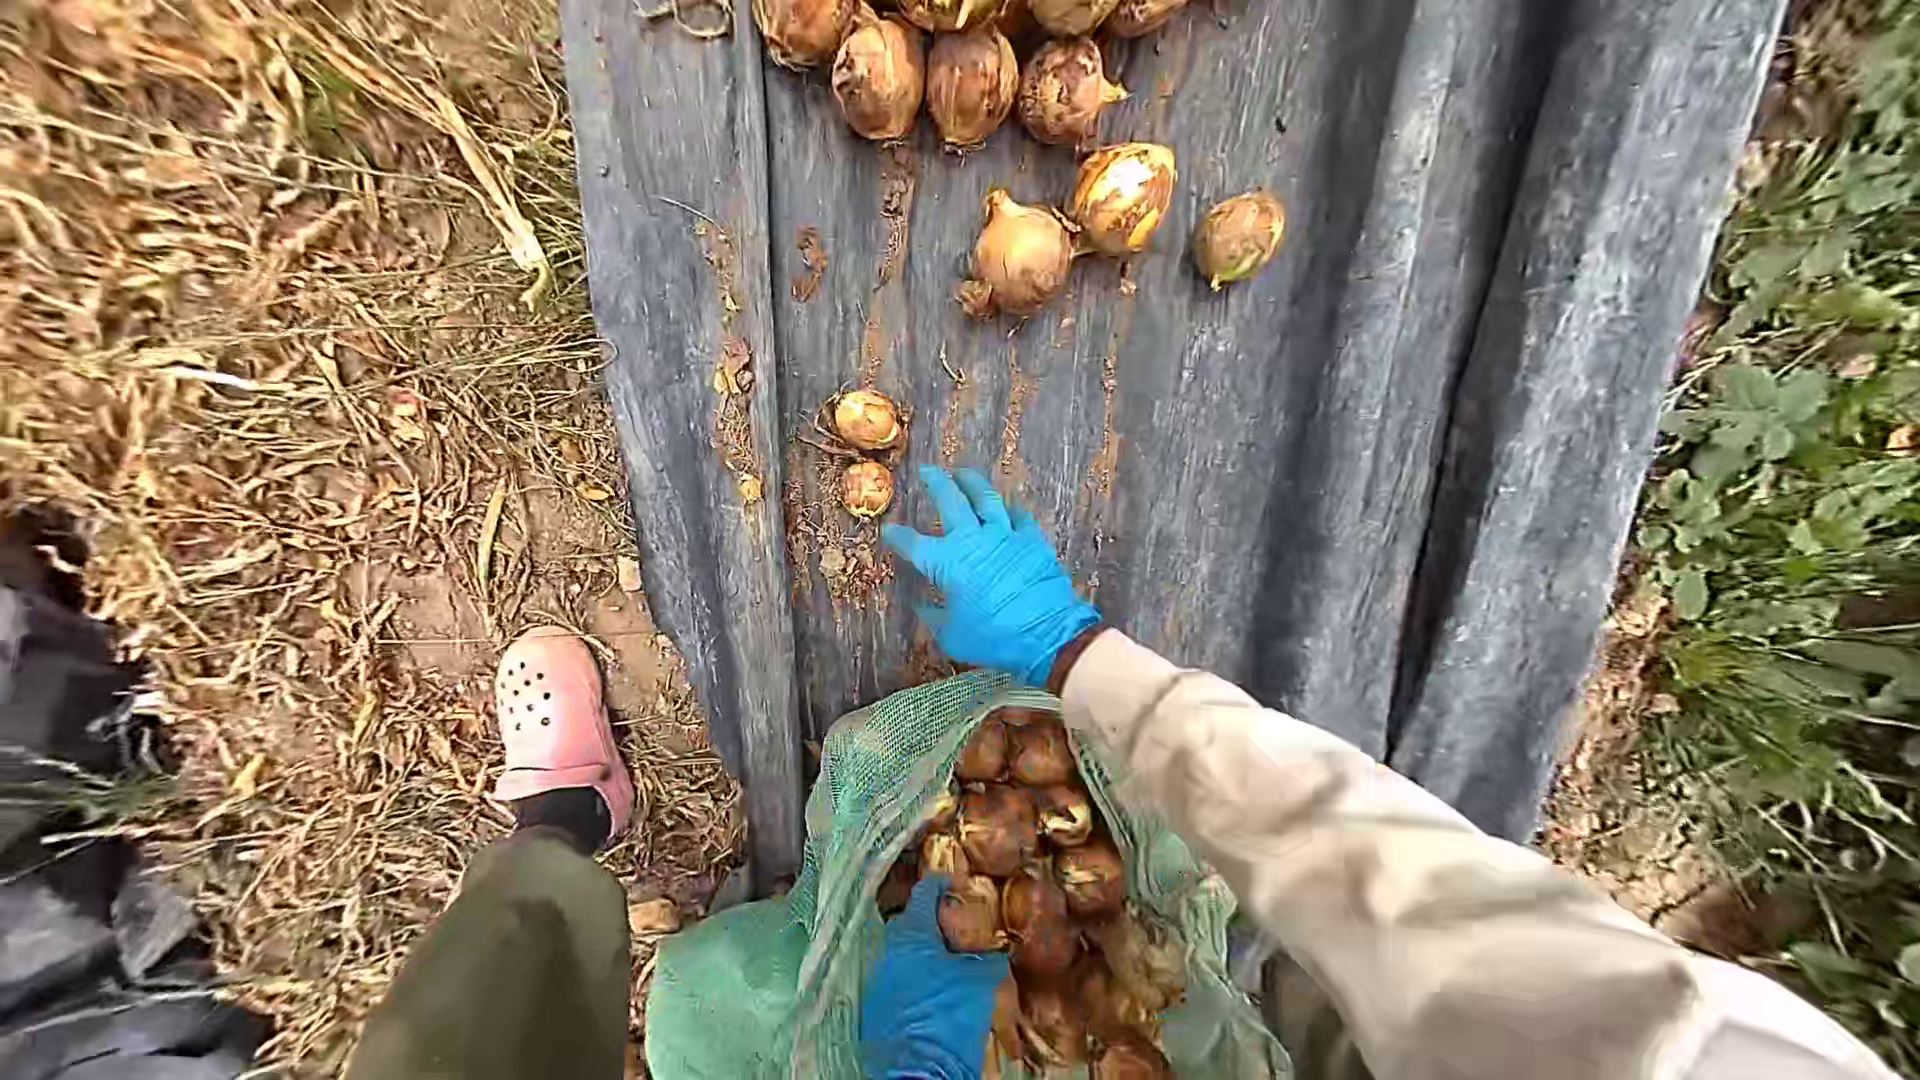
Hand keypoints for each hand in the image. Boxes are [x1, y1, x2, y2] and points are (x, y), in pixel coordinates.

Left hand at [861, 876, 1009, 1079]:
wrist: (918, 1076)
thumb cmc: (949, 1017)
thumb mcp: (981, 983)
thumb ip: (988, 958)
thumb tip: (998, 950)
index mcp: (912, 933)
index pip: (925, 891)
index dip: (942, 884)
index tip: (957, 885)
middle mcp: (889, 949)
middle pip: (911, 921)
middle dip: (932, 921)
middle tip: (956, 928)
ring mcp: (878, 980)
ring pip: (902, 953)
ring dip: (921, 953)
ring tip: (946, 964)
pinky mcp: (874, 1009)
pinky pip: (895, 980)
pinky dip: (912, 978)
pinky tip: (931, 992)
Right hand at [882, 467, 1100, 685]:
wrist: (1046, 633)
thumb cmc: (993, 637)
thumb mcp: (952, 635)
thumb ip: (934, 617)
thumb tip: (923, 607)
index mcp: (946, 562)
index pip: (913, 543)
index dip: (898, 536)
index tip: (889, 530)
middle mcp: (972, 539)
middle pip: (950, 500)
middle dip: (935, 483)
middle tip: (927, 471)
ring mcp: (1004, 534)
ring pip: (985, 498)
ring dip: (971, 483)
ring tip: (963, 473)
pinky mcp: (1031, 539)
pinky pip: (1017, 516)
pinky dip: (1007, 509)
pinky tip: (1005, 507)